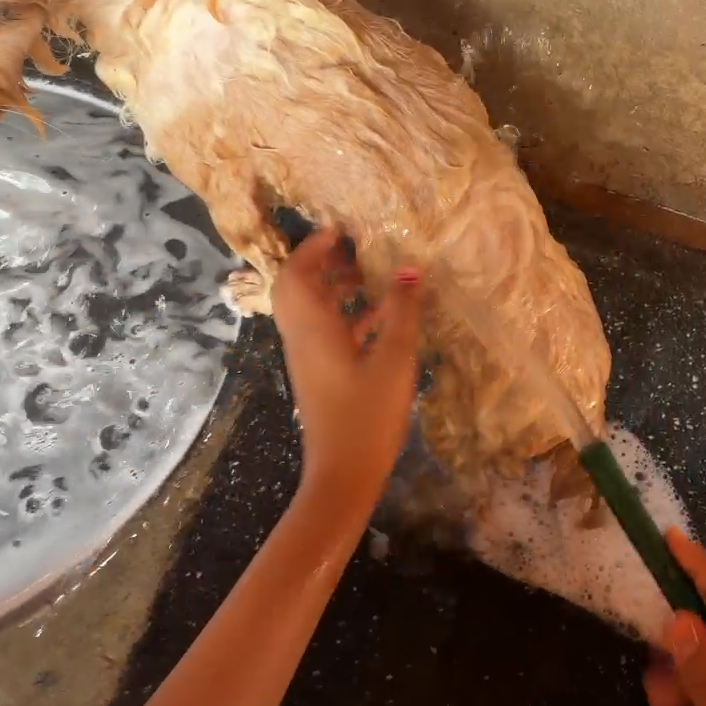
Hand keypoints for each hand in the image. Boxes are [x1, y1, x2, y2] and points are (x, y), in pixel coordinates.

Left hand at [271, 228, 422, 510]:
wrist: (343, 475)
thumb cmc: (367, 415)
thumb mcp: (394, 359)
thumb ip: (402, 311)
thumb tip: (409, 269)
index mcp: (313, 329)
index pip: (296, 274)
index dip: (313, 248)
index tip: (340, 229)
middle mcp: (304, 339)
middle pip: (300, 289)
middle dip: (323, 263)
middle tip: (355, 247)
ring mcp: (310, 359)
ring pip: (314, 311)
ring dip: (336, 288)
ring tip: (373, 276)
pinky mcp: (321, 376)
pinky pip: (327, 331)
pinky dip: (348, 316)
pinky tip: (382, 319)